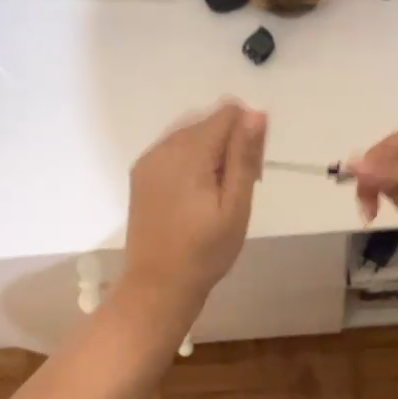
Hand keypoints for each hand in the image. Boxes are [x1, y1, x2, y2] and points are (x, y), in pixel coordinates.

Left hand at [123, 101, 267, 304]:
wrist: (159, 285)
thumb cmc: (205, 252)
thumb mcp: (235, 207)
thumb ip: (245, 157)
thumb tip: (257, 113)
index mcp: (189, 153)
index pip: (227, 113)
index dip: (249, 135)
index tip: (253, 172)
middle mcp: (164, 147)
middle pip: (208, 121)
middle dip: (231, 144)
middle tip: (238, 188)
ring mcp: (148, 160)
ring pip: (190, 135)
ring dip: (211, 153)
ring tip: (218, 195)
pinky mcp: (141, 175)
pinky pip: (172, 151)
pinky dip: (191, 163)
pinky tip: (196, 196)